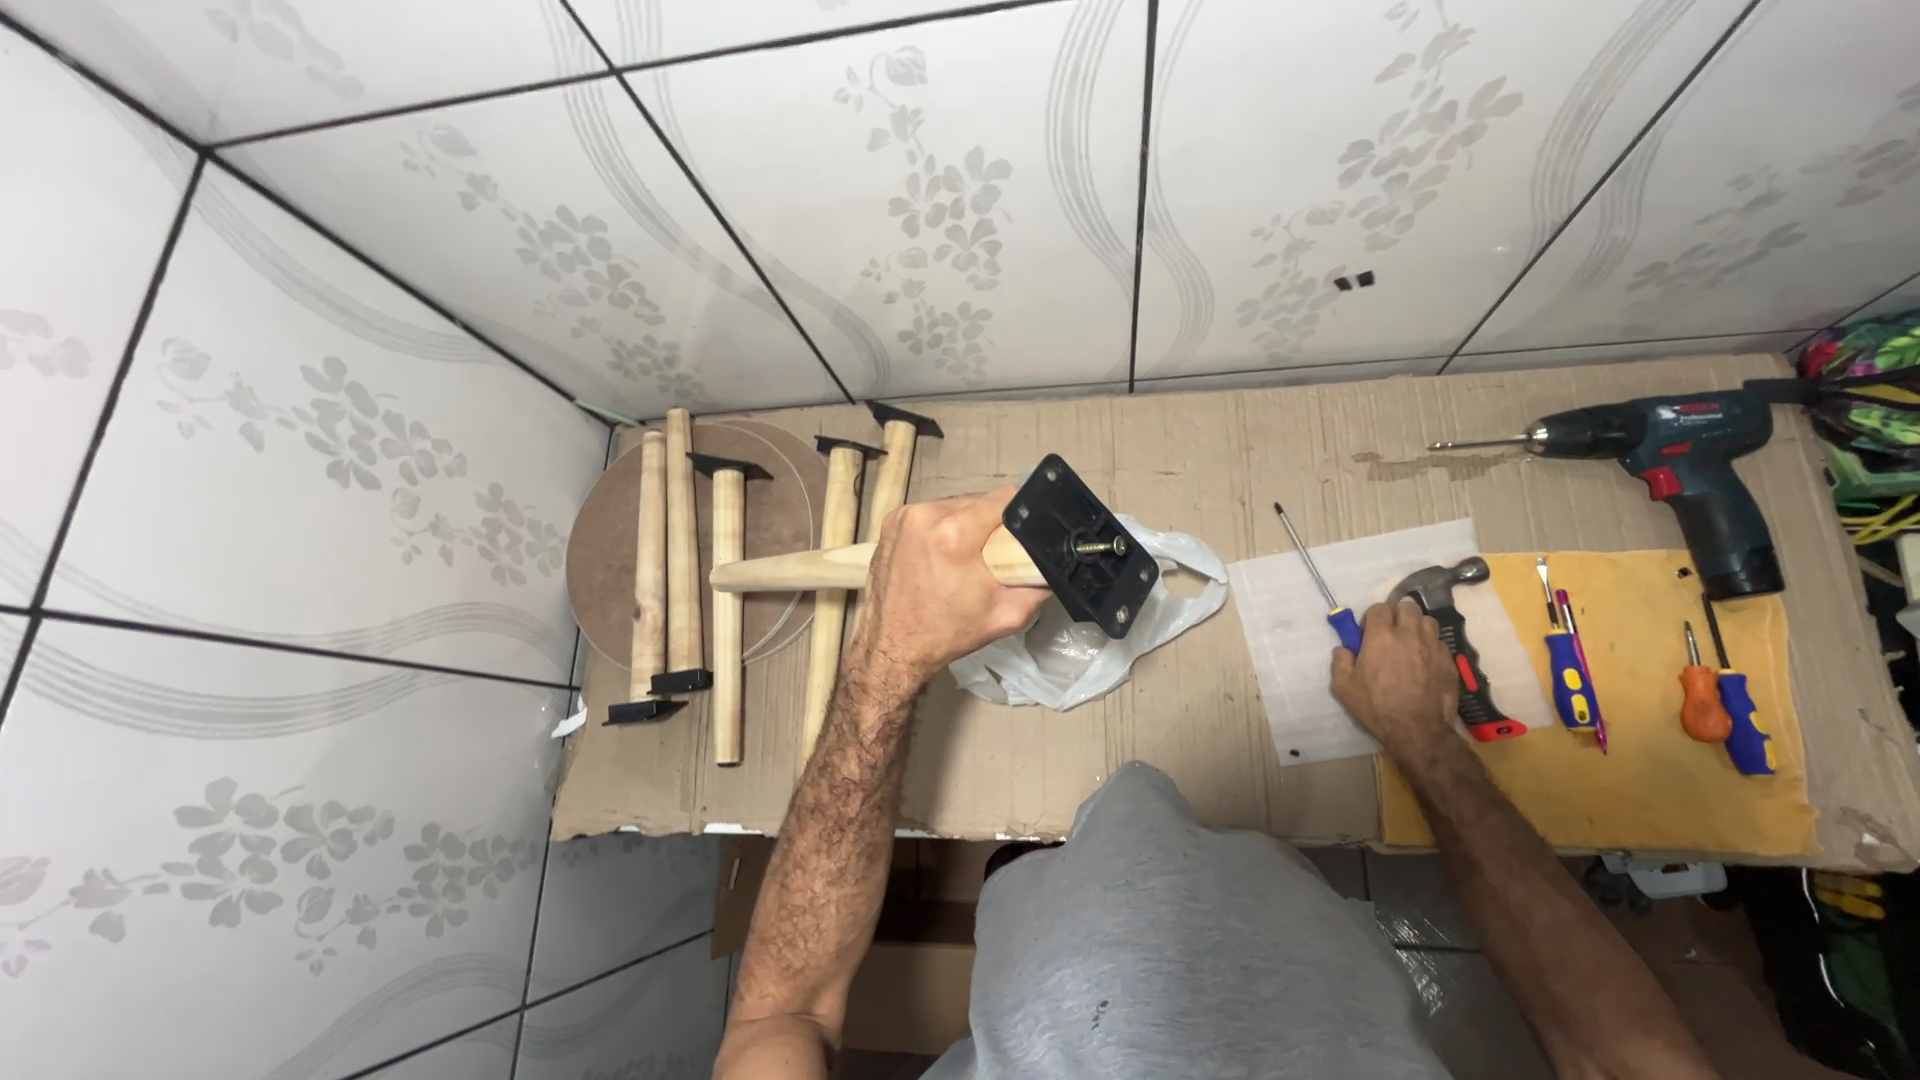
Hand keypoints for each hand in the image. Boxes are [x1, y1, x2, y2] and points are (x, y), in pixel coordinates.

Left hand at [850, 486, 1050, 685]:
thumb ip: (1038, 583)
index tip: (1018, 536)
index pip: (1004, 498)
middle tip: (992, 553)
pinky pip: (931, 514)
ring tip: (965, 555)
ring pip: (953, 505)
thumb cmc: (949, 633)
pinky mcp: (891, 522)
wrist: (893, 647)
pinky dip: (941, 528)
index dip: (1019, 513)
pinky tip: (940, 554)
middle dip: (990, 523)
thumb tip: (1052, 561)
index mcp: (954, 534)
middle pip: (978, 500)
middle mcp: (926, 515)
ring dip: (965, 523)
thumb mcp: (1008, 615)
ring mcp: (904, 516)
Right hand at [1329, 600, 1458, 758]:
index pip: (1379, 608)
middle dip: (1397, 615)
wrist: (1417, 730)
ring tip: (1410, 644)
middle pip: (1408, 607)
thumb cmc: (1376, 706)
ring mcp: (1432, 647)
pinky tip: (1424, 663)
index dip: (1371, 617)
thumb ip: (1340, 661)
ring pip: (1428, 621)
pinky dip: (1430, 647)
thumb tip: (1344, 648)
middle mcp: (1409, 635)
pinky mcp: (1449, 662)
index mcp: (1380, 637)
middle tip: (1390, 634)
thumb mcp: (1343, 686)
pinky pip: (1440, 643)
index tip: (1366, 634)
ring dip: (1417, 627)